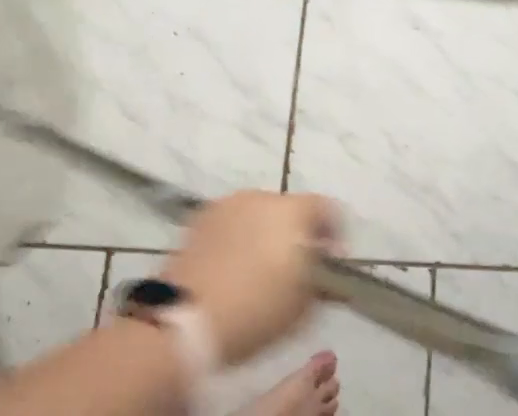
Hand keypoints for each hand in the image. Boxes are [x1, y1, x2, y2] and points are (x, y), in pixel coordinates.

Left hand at [161, 191, 340, 364]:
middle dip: (298, 234)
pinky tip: (234, 266)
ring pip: (259, 215)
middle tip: (296, 267)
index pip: (328, 209)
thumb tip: (329, 274)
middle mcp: (261, 197)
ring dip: (266, 234)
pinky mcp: (200, 219)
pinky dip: (239, 238)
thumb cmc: (253, 312)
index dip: (335, 233)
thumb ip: (324, 283)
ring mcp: (227, 205)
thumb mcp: (302, 308)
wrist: (183, 320)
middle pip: (291, 210)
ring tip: (261, 268)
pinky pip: (232, 224)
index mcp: (293, 211)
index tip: (333, 260)